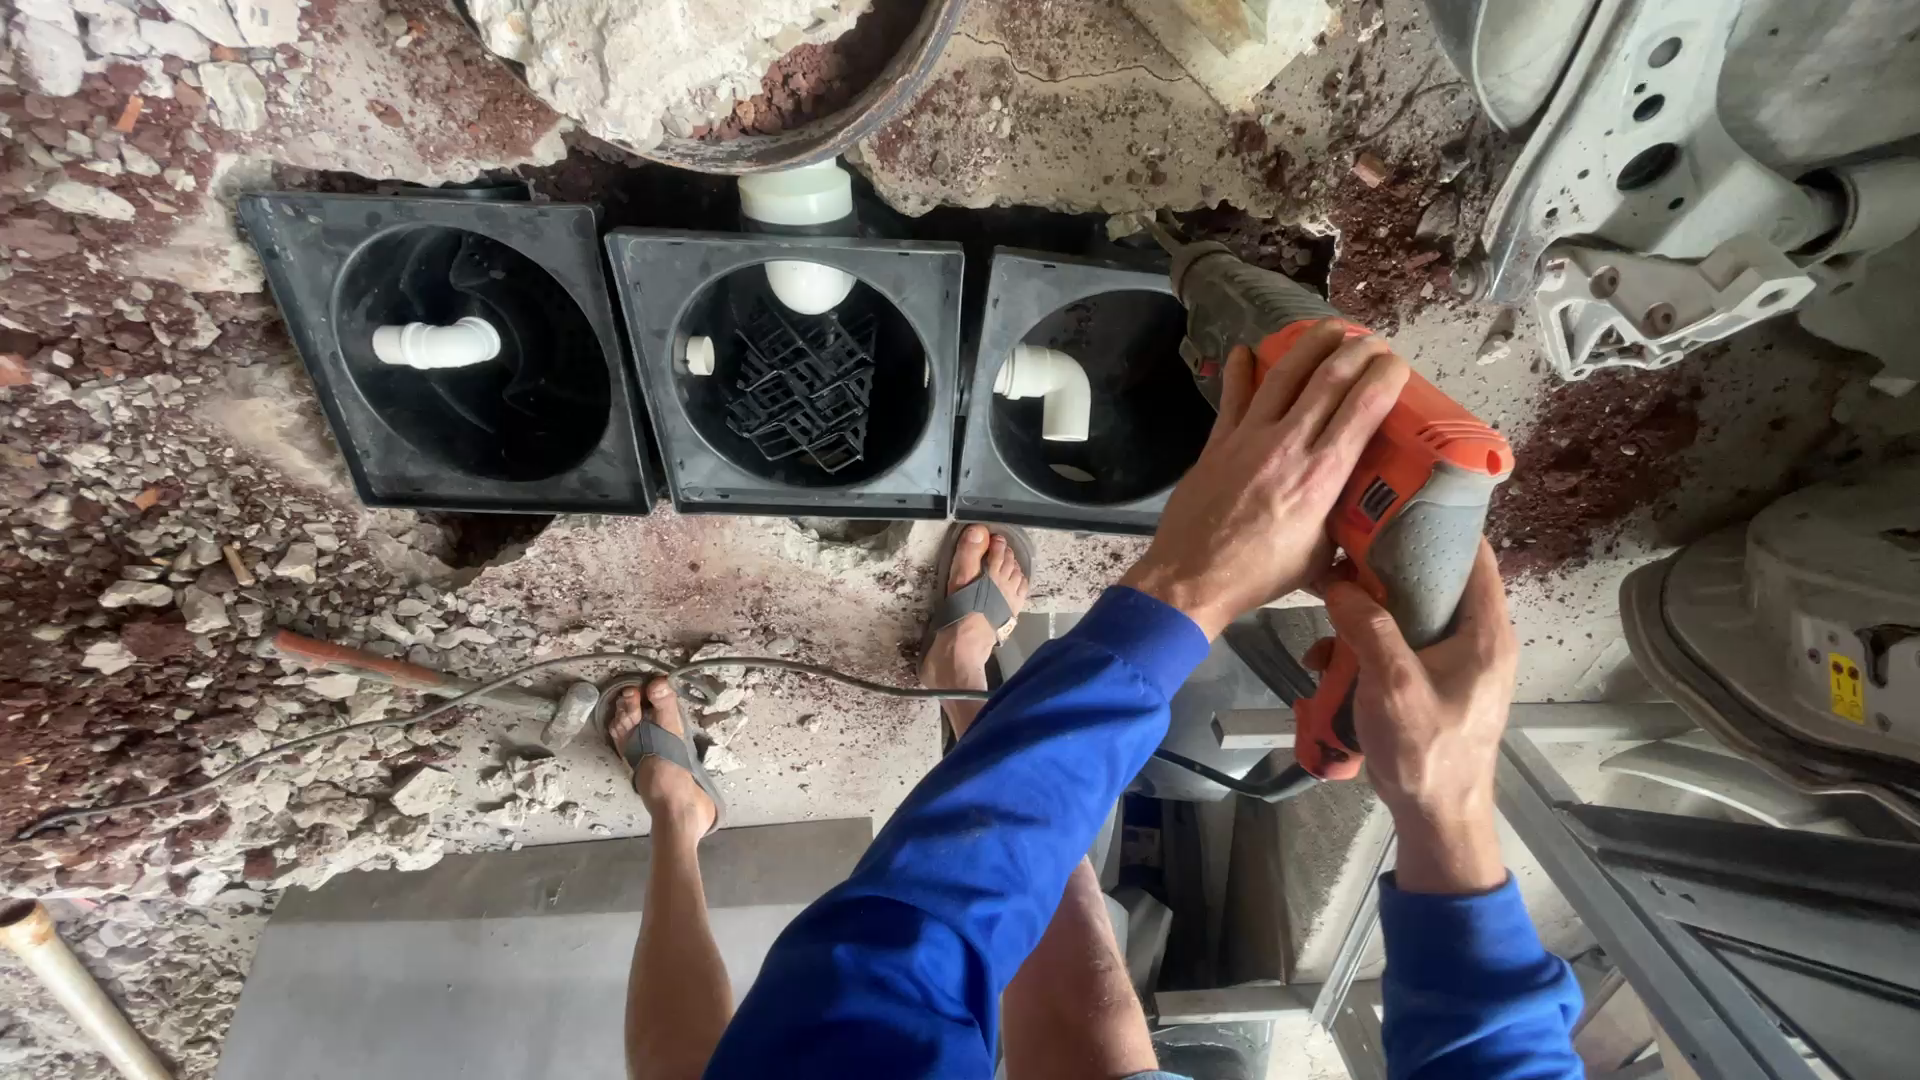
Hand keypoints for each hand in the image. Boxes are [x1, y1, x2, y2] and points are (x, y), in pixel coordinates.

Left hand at [1119, 322, 1408, 638]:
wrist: (1191, 576)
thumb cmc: (1259, 574)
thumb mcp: (1319, 555)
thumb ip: (1339, 524)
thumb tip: (1358, 517)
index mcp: (1323, 474)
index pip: (1363, 407)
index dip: (1385, 375)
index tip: (1396, 364)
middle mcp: (1288, 445)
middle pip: (1328, 379)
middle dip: (1355, 350)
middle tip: (1370, 340)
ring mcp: (1247, 438)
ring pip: (1282, 376)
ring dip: (1308, 345)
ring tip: (1328, 328)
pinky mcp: (1215, 443)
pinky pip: (1231, 398)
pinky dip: (1238, 371)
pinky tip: (1243, 351)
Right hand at [1315, 540, 1515, 893]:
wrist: (1436, 816)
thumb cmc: (1425, 750)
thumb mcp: (1391, 685)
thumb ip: (1368, 628)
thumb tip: (1337, 583)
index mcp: (1483, 632)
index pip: (1472, 555)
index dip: (1438, 522)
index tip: (1391, 502)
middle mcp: (1474, 639)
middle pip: (1432, 579)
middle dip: (1384, 565)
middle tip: (1340, 551)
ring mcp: (1451, 661)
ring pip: (1407, 612)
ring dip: (1364, 611)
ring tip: (1324, 617)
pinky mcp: (1428, 681)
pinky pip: (1394, 644)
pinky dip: (1360, 644)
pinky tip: (1324, 659)